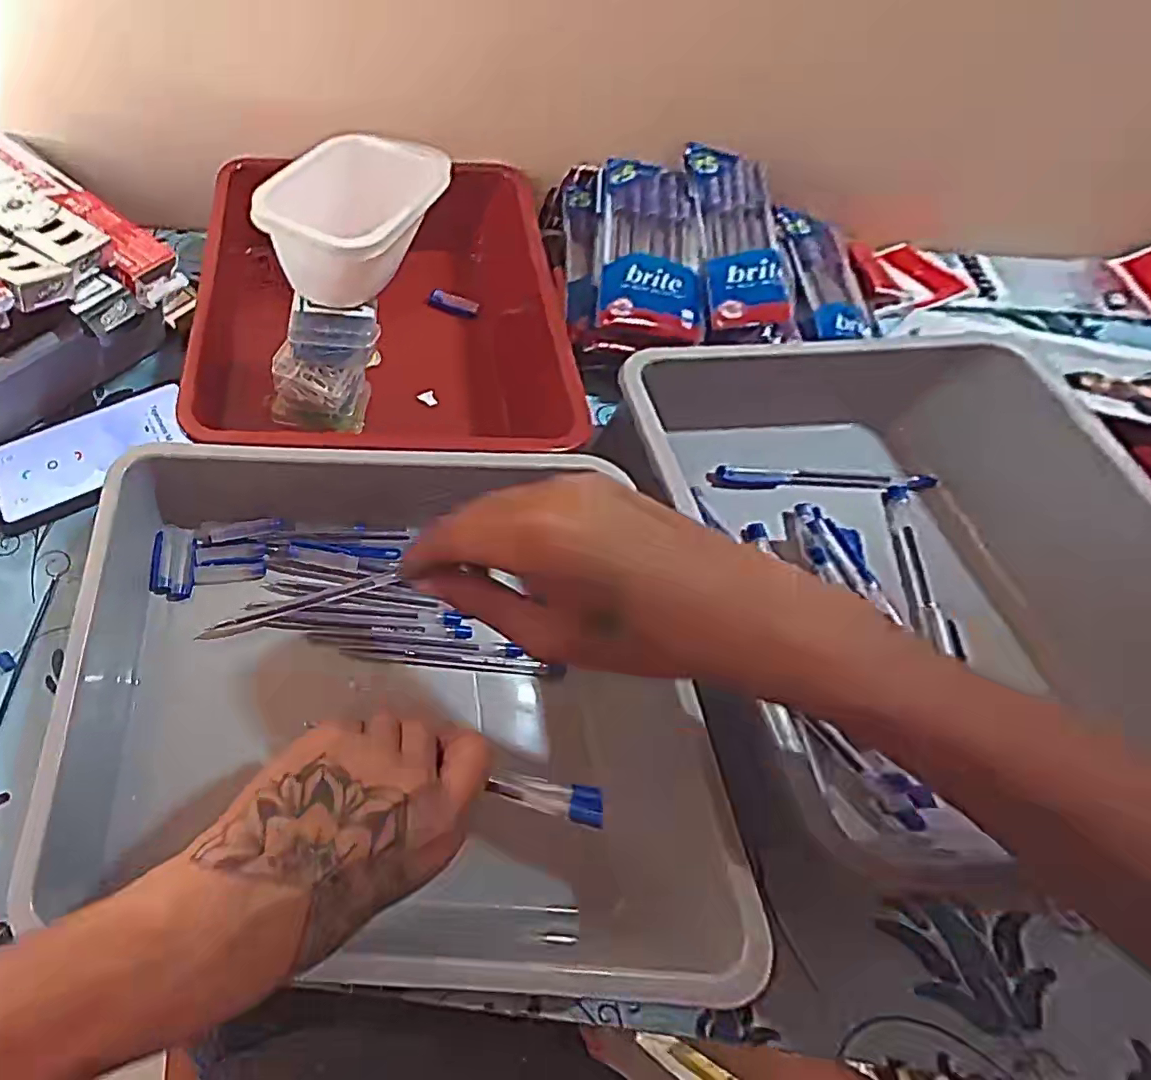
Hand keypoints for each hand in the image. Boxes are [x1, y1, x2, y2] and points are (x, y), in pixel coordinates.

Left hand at [158, 707, 490, 976]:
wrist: (270, 884)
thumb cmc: (329, 896)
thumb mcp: (406, 869)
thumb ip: (428, 821)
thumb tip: (423, 792)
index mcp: (440, 818)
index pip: (472, 751)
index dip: (455, 747)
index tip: (442, 750)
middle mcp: (411, 777)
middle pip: (423, 727)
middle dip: (406, 743)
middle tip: (380, 768)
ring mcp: (369, 749)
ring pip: (384, 720)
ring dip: (373, 738)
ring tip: (346, 773)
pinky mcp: (330, 734)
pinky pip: (348, 723)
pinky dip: (339, 740)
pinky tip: (321, 773)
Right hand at [402, 473, 917, 707]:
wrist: (743, 610)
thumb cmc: (645, 638)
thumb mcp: (549, 635)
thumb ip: (481, 602)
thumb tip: (437, 582)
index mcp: (531, 532)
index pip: (449, 534)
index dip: (421, 555)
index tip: (407, 577)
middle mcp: (547, 491)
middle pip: (470, 512)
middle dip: (445, 543)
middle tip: (436, 580)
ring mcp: (575, 481)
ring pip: (498, 500)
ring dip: (475, 530)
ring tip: (473, 570)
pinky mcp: (597, 482)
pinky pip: (529, 496)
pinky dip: (507, 521)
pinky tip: (515, 551)